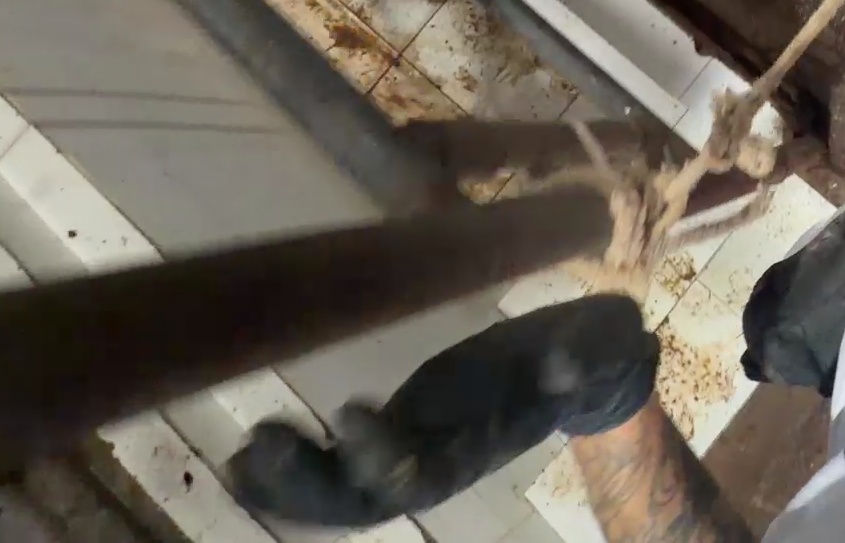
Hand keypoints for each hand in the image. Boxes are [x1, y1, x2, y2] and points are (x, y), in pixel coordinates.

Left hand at [229, 294, 658, 526]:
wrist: (591, 360)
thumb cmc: (598, 350)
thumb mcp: (601, 345)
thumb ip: (584, 356)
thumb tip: (559, 366)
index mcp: (485, 445)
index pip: (420, 473)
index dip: (380, 454)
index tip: (348, 409)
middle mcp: (446, 457)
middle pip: (364, 499)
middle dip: (308, 485)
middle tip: (259, 446)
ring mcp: (424, 442)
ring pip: (344, 490)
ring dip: (290, 481)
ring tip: (243, 453)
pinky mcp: (412, 419)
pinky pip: (347, 458)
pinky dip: (301, 462)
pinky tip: (258, 449)